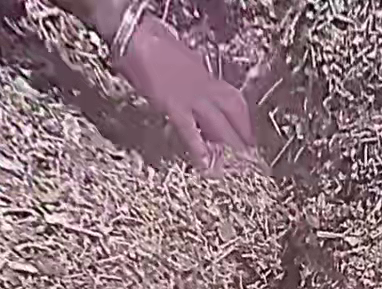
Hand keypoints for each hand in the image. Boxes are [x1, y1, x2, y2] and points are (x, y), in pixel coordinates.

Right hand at [120, 21, 256, 171]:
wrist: (132, 29)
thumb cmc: (151, 37)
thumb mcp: (181, 56)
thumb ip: (193, 73)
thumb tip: (198, 81)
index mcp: (206, 75)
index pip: (234, 101)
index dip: (244, 121)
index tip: (248, 135)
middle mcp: (204, 87)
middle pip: (232, 115)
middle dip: (242, 136)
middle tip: (249, 157)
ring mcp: (191, 97)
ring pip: (219, 126)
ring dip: (228, 146)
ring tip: (235, 165)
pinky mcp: (174, 106)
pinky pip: (191, 133)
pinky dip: (199, 151)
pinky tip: (205, 166)